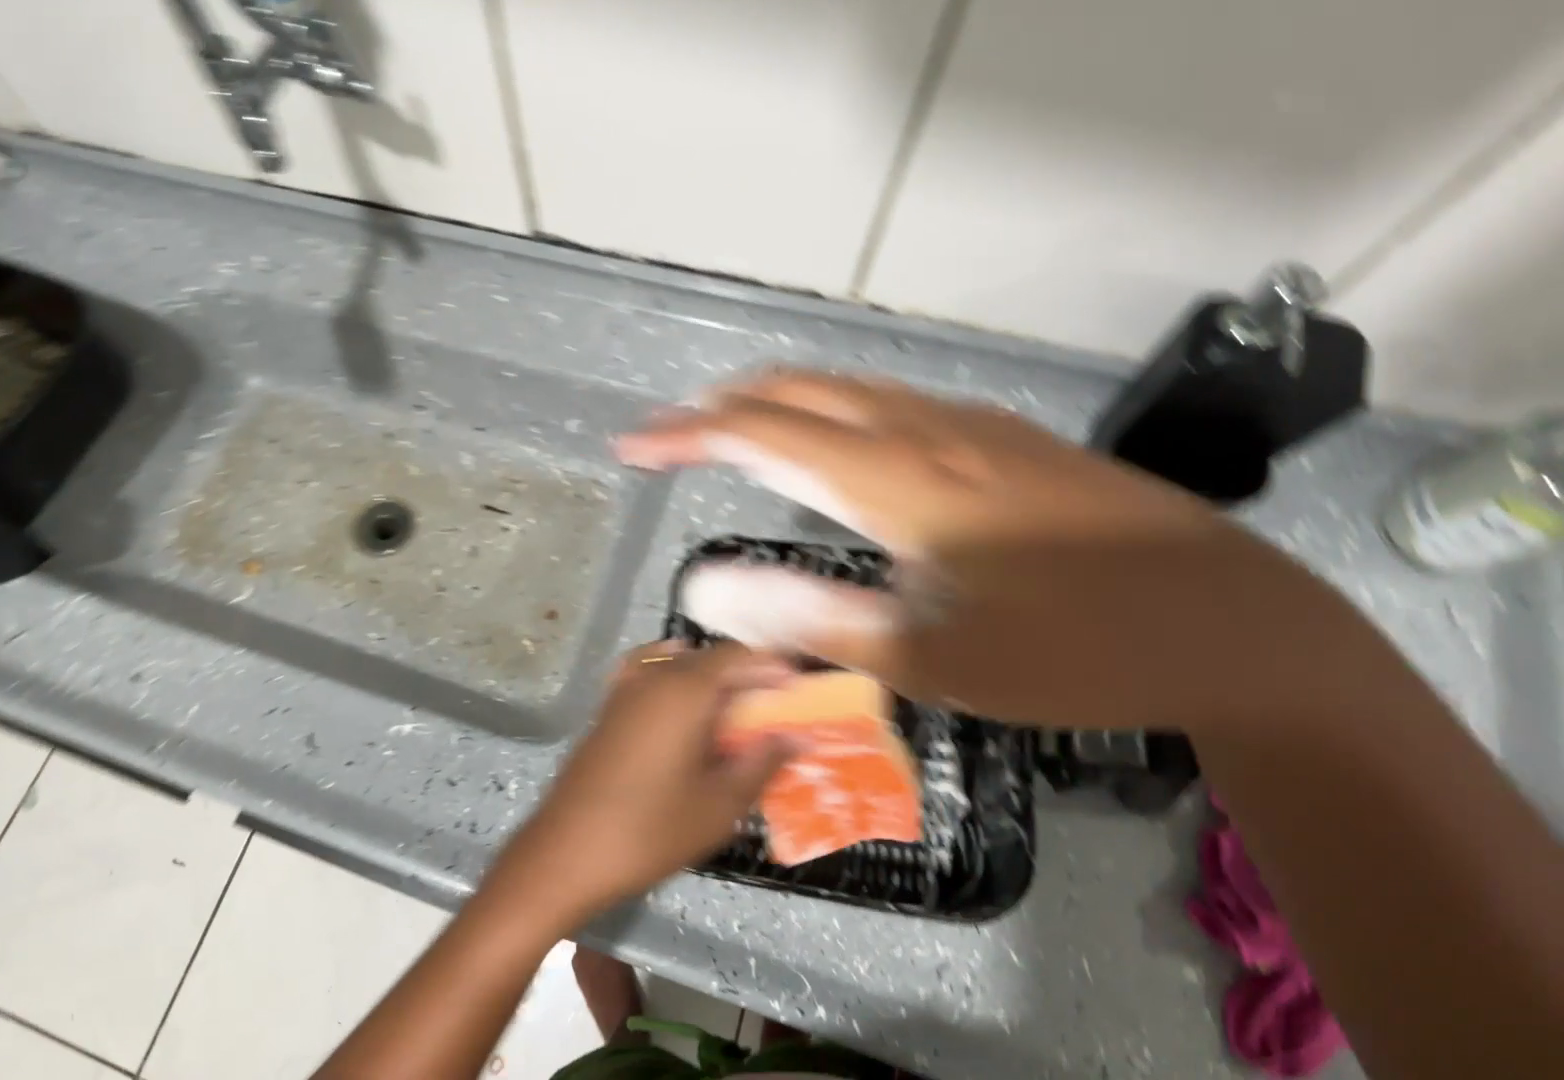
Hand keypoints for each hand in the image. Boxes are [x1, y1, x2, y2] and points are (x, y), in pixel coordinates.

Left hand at [493, 642, 797, 919]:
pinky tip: (684, 715)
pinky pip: (647, 678)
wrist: (567, 853)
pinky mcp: (605, 712)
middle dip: (744, 675)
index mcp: (684, 689)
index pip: (738, 655)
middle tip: (774, 709)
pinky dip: (673, 683)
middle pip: (707, 658)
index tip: (799, 689)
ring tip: (734, 714)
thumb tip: (795, 736)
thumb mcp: (720, 804)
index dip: (771, 666)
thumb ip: (761, 763)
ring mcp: (622, 692)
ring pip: (676, 665)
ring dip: (709, 679)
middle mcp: (652, 678)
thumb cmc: (651, 830)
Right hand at [616, 369, 1358, 732]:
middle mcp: (927, 430)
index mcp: (899, 478)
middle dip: (721, 406)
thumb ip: (810, 618)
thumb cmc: (1074, 652)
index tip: (629, 449)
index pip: (763, 433)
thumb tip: (704, 589)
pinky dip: (830, 412)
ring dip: (777, 403)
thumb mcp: (931, 656)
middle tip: (669, 442)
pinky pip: (889, 402)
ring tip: (730, 437)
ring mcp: (973, 427)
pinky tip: (831, 451)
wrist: (1233, 626)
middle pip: (801, 389)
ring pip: (848, 388)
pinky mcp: (1005, 439)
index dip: (686, 436)